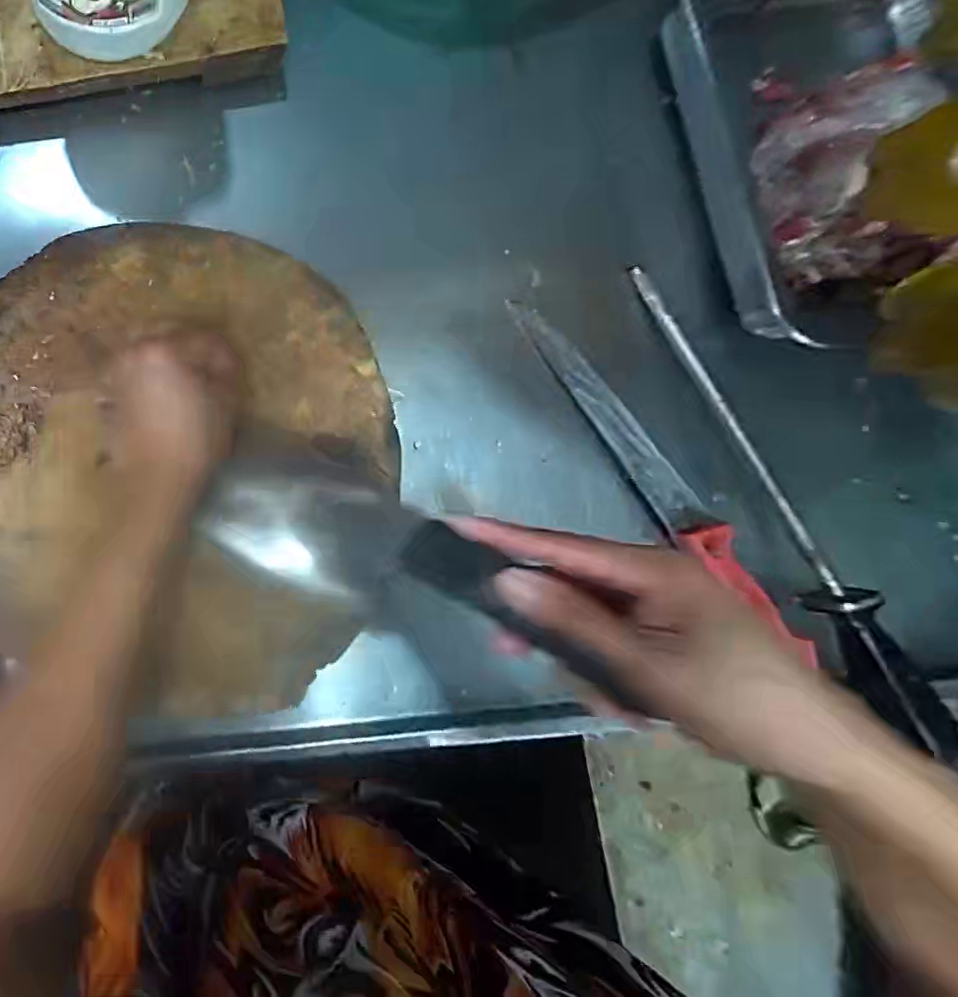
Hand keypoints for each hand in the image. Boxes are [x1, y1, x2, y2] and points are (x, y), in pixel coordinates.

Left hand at [103, 332, 241, 508]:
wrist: (154, 479)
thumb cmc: (194, 442)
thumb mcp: (224, 404)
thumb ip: (224, 373)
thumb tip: (221, 365)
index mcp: (162, 349)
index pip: (202, 340)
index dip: (223, 355)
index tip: (234, 372)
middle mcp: (133, 355)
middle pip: (167, 337)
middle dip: (190, 349)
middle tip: (208, 368)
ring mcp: (117, 374)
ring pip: (143, 351)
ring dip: (164, 358)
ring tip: (183, 378)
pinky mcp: (109, 395)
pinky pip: (129, 373)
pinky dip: (145, 375)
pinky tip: (159, 391)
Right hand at [453, 517, 872, 781]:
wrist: (823, 752)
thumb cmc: (733, 699)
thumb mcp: (640, 663)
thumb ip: (568, 618)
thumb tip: (504, 578)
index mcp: (653, 571)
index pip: (559, 546)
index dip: (502, 536)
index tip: (455, 524)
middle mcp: (653, 577)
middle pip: (567, 585)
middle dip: (544, 624)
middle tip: (510, 649)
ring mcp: (661, 604)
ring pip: (584, 617)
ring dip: (580, 657)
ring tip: (604, 698)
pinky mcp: (665, 628)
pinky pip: (608, 636)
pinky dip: (604, 667)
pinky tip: (624, 700)